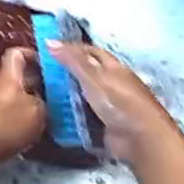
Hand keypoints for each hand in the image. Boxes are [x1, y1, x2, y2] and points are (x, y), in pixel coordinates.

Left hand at [0, 47, 46, 161]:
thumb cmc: (8, 122)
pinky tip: (38, 127)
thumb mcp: (37, 111)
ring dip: (34, 100)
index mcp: (9, 75)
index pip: (17, 53)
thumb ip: (46, 101)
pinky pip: (12, 110)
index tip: (51, 65)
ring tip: (54, 110)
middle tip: (60, 91)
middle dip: (40, 81)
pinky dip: (25, 115)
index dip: (33, 55)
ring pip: (17, 94)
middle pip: (20, 75)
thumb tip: (47, 99)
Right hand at [47, 42, 183, 162]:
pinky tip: (55, 115)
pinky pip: (84, 117)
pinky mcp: (106, 126)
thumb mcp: (93, 76)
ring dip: (67, 96)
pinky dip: (71, 115)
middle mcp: (113, 84)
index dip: (72, 48)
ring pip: (84, 96)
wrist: (141, 141)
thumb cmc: (119, 102)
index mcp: (114, 68)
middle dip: (66, 73)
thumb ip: (72, 60)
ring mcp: (110, 106)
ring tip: (43, 94)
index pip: (91, 52)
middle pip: (87, 74)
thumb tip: (49, 41)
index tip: (50, 50)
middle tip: (41, 73)